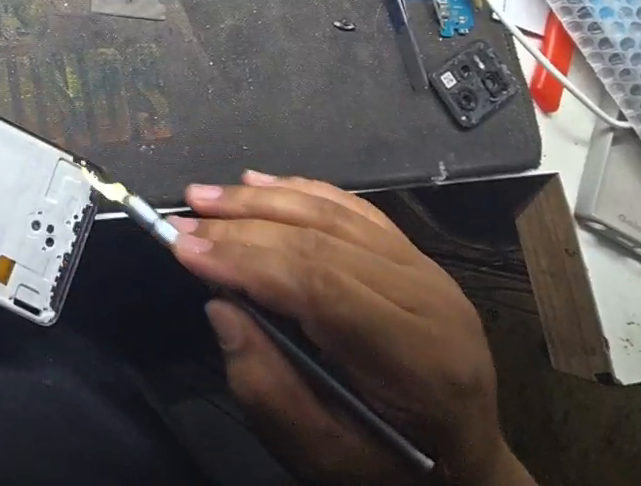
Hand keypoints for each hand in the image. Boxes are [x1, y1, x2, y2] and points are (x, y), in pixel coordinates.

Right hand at [168, 172, 533, 485]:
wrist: (462, 465)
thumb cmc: (385, 465)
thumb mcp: (322, 456)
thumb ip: (267, 388)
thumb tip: (221, 307)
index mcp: (418, 359)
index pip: (320, 286)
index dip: (245, 260)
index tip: (182, 249)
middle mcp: (430, 301)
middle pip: (320, 242)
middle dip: (238, 230)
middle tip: (178, 226)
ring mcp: (427, 271)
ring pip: (330, 214)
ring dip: (258, 200)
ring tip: (200, 197)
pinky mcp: (413, 256)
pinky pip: (349, 208)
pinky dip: (296, 189)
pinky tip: (253, 182)